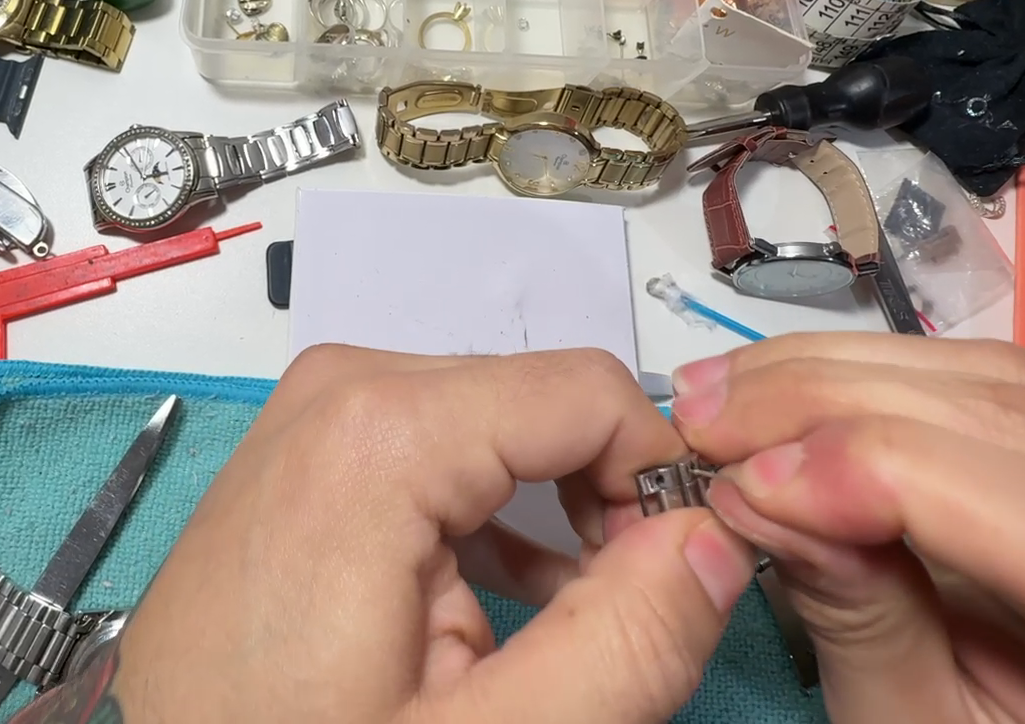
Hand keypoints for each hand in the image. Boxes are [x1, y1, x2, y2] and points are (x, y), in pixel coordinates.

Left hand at [19, 346, 755, 722]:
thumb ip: (623, 643)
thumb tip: (713, 540)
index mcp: (385, 424)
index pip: (585, 389)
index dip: (657, 476)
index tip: (678, 576)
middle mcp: (347, 380)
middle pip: (535, 399)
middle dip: (599, 496)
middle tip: (617, 612)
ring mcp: (319, 401)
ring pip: (492, 421)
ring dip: (546, 508)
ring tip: (560, 618)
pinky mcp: (311, 433)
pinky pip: (433, 440)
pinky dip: (485, 505)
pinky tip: (496, 590)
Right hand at [668, 333, 1024, 722]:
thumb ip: (860, 625)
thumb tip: (752, 497)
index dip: (901, 485)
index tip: (743, 485)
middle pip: (1023, 425)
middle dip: (824, 402)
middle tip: (695, 418)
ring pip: (995, 377)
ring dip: (827, 370)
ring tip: (718, 391)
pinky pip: (991, 374)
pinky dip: (867, 367)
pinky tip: (785, 380)